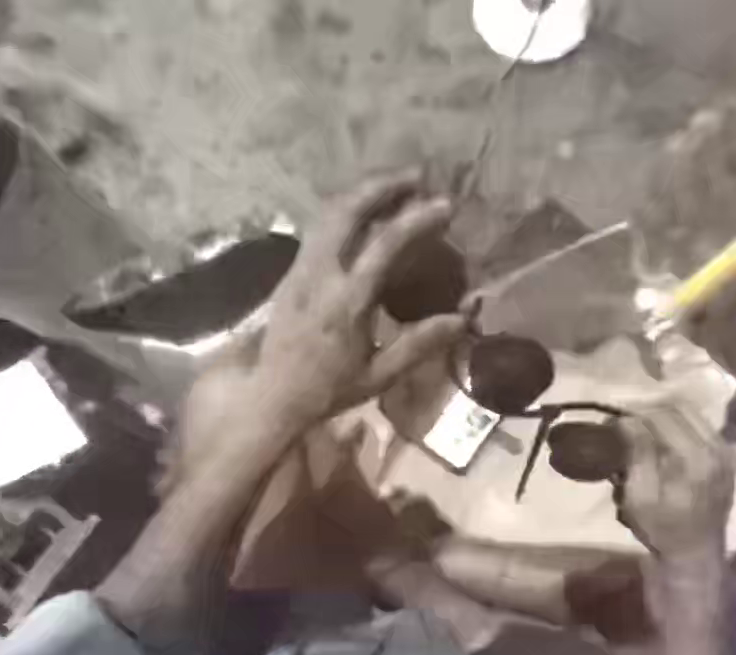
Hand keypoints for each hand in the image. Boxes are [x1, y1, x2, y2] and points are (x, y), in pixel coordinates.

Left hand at [253, 172, 468, 428]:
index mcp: (347, 302)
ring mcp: (300, 270)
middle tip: (415, 177)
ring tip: (389, 188)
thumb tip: (461, 319)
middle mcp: (320, 275)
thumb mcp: (379, 375)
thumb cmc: (329, 390)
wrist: (274, 396)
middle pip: (348, 210)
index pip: (385, 244)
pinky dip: (342, 213)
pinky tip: (359, 216)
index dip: (418, 219)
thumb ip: (418, 344)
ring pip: (327, 214)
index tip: (445, 205)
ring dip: (360, 193)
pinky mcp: (289, 274)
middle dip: (382, 185)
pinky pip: (316, 230)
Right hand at [616, 404, 735, 559]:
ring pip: (692, 415)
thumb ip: (638, 455)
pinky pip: (701, 427)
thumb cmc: (661, 529)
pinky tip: (662, 439)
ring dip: (663, 416)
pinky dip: (679, 426)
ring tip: (640, 429)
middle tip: (623, 422)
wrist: (695, 553)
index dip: (633, 414)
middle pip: (679, 408)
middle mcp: (717, 447)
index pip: (661, 416)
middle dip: (647, 410)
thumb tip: (628, 421)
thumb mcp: (639, 497)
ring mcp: (727, 451)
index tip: (610, 422)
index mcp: (695, 458)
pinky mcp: (728, 456)